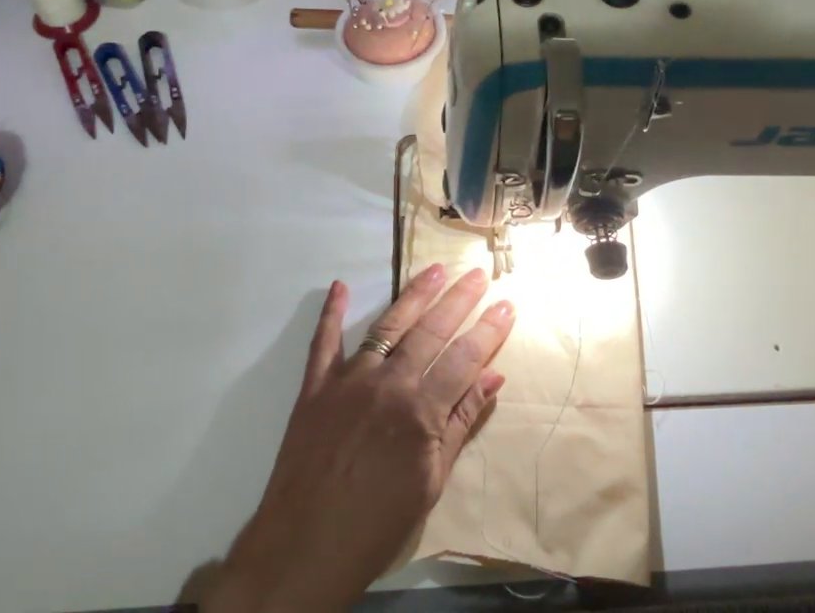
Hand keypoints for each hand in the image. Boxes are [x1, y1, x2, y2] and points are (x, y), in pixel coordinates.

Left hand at [205, 266, 515, 612]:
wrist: (306, 543)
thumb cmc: (379, 522)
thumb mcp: (433, 480)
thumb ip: (461, 424)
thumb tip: (493, 378)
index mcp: (421, 411)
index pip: (465, 359)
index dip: (489, 330)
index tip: (507, 304)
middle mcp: (388, 384)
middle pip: (431, 331)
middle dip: (459, 300)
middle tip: (478, 274)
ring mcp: (348, 381)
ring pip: (386, 326)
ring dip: (413, 295)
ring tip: (435, 270)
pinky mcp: (315, 387)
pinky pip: (324, 342)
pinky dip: (332, 313)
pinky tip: (341, 287)